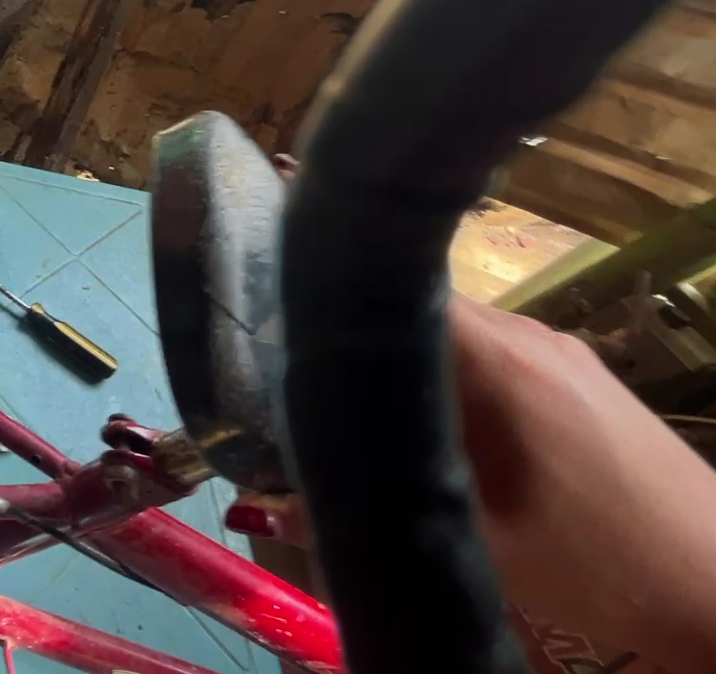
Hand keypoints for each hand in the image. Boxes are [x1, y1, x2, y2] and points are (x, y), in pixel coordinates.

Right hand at [235, 296, 715, 668]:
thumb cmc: (599, 573)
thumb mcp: (466, 544)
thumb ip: (362, 508)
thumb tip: (265, 503)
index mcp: (493, 360)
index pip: (383, 290)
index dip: (322, 304)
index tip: (276, 335)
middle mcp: (526, 334)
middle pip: (409, 306)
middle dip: (356, 338)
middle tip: (309, 381)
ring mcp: (561, 351)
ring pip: (448, 328)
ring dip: (404, 357)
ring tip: (368, 407)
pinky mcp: (584, 376)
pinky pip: (489, 350)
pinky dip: (448, 370)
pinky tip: (443, 423)